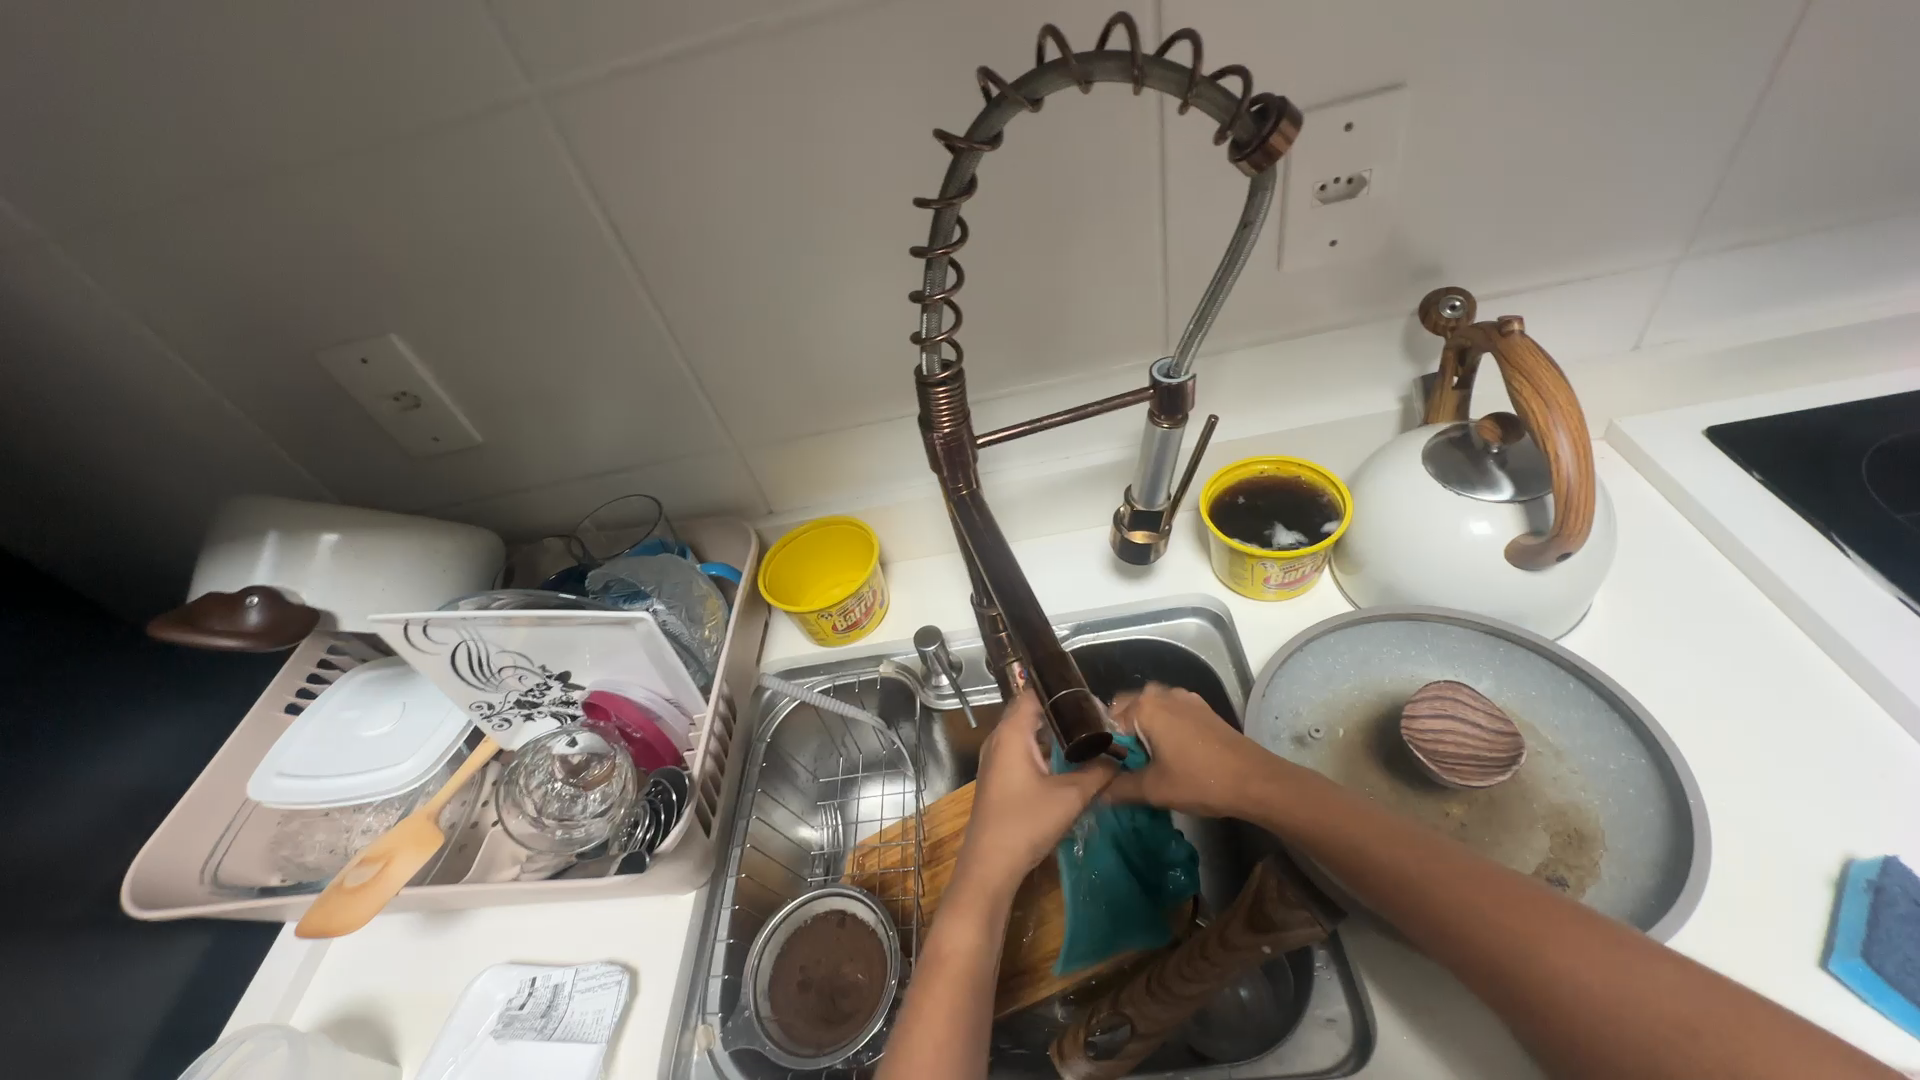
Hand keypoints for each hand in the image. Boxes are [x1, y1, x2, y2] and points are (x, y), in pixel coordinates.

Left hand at [953, 689, 1117, 896]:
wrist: (990, 865)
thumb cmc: (1026, 822)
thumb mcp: (1071, 796)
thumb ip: (1098, 773)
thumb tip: (1119, 758)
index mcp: (1012, 733)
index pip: (1033, 694)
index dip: (1060, 691)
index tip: (1089, 696)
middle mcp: (999, 740)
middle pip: (1030, 713)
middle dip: (1060, 712)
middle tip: (1094, 716)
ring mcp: (995, 760)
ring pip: (1026, 734)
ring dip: (1052, 733)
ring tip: (1085, 736)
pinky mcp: (997, 778)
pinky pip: (1021, 751)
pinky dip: (1042, 750)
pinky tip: (1065, 762)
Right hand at [1105, 683, 1275, 817]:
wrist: (1256, 781)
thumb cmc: (1200, 781)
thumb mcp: (1153, 789)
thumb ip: (1119, 788)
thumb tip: (1097, 793)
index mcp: (1146, 706)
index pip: (1107, 721)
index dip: (1103, 747)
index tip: (1105, 769)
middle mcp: (1163, 694)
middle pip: (1128, 710)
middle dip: (1122, 736)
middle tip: (1123, 767)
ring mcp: (1186, 699)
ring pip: (1150, 712)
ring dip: (1143, 732)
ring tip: (1145, 763)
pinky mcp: (1202, 710)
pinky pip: (1170, 714)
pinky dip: (1163, 730)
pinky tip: (1170, 757)